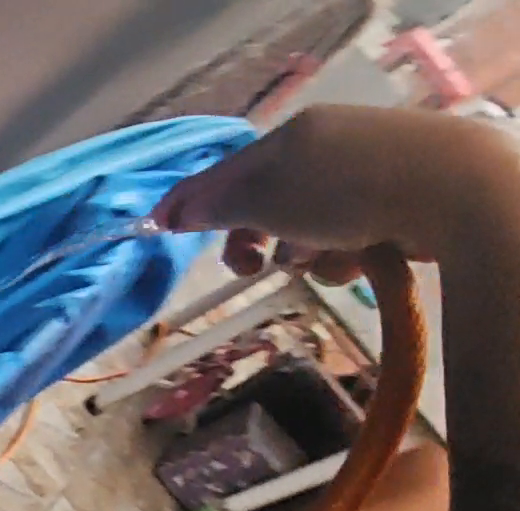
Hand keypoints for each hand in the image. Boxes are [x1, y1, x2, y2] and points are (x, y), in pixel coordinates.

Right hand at [150, 105, 518, 279]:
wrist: (458, 192)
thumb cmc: (345, 191)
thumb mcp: (264, 201)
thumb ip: (217, 207)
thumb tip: (183, 212)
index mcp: (291, 138)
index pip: (222, 172)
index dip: (186, 201)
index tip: (156, 227)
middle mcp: (324, 150)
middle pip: (259, 206)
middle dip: (248, 241)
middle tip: (244, 268)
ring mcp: (360, 173)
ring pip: (298, 228)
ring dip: (297, 253)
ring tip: (317, 260)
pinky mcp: (392, 199)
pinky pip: (339, 237)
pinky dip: (336, 255)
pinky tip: (356, 256)